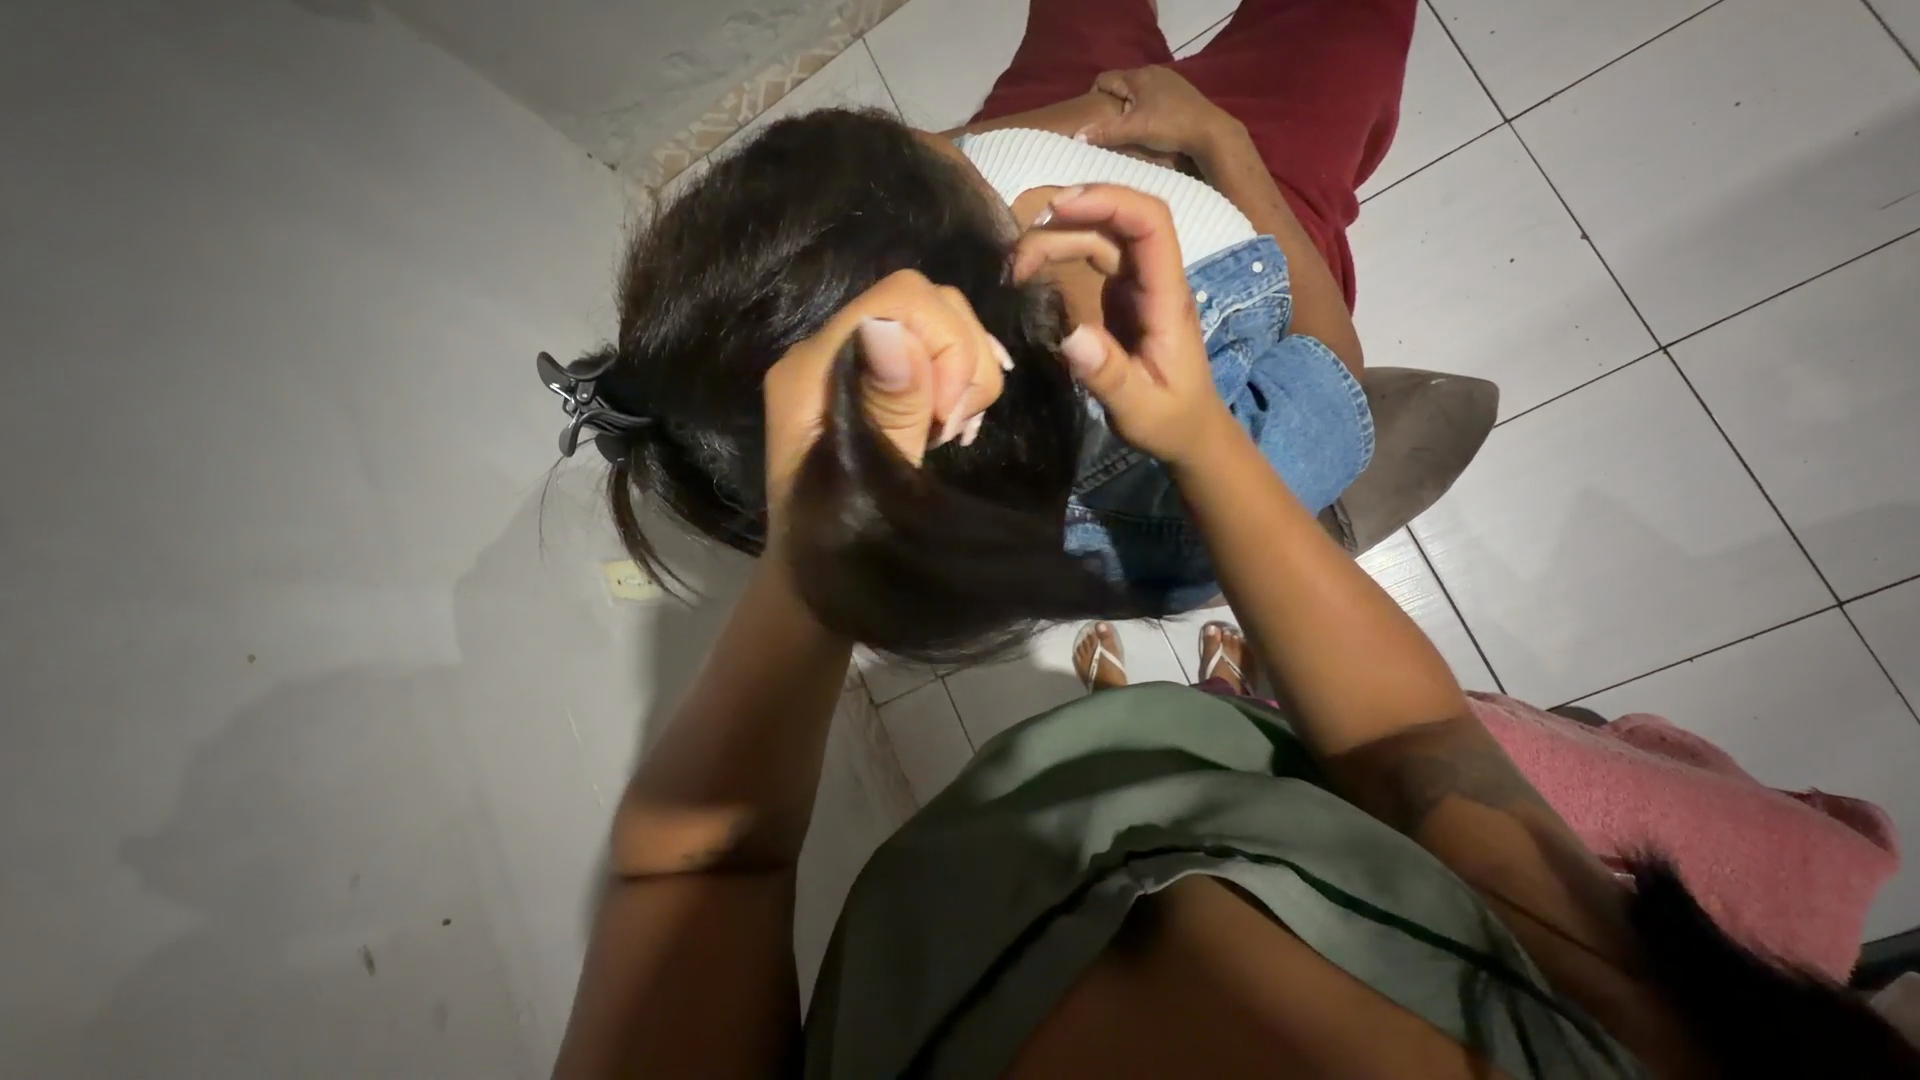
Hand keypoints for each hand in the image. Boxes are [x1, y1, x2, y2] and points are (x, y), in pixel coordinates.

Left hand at [761, 269, 1009, 532]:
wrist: (821, 579)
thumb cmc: (838, 548)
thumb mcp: (865, 491)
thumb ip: (884, 413)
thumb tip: (890, 332)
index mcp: (812, 370)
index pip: (899, 299)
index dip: (948, 347)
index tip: (948, 419)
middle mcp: (829, 351)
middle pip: (927, 302)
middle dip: (963, 361)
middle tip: (953, 430)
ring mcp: (856, 363)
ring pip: (941, 321)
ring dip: (967, 374)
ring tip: (952, 432)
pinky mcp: (881, 379)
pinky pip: (940, 351)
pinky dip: (963, 381)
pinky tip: (952, 425)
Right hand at [1012, 185, 1237, 466]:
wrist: (1188, 432)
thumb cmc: (1170, 420)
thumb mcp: (1140, 410)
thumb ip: (1109, 376)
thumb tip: (1069, 337)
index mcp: (1167, 298)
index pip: (1150, 225)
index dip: (1108, 202)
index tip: (1059, 210)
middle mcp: (1154, 280)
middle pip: (1117, 223)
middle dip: (1067, 221)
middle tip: (1016, 256)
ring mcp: (1137, 285)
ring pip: (1101, 237)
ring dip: (1057, 237)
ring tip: (1014, 265)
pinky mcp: (1121, 296)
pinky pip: (1093, 257)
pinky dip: (1061, 253)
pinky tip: (1031, 270)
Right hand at [1076, 66, 1239, 159]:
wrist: (1210, 132)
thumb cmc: (1170, 126)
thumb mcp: (1135, 130)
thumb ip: (1106, 132)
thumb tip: (1077, 136)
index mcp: (1138, 76)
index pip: (1104, 80)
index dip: (1094, 99)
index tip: (1095, 122)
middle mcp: (1152, 72)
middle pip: (1121, 87)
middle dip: (1112, 107)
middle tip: (1111, 131)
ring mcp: (1168, 81)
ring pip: (1137, 94)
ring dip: (1130, 111)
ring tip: (1130, 133)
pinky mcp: (1179, 94)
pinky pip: (1152, 100)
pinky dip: (1146, 112)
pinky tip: (1150, 130)